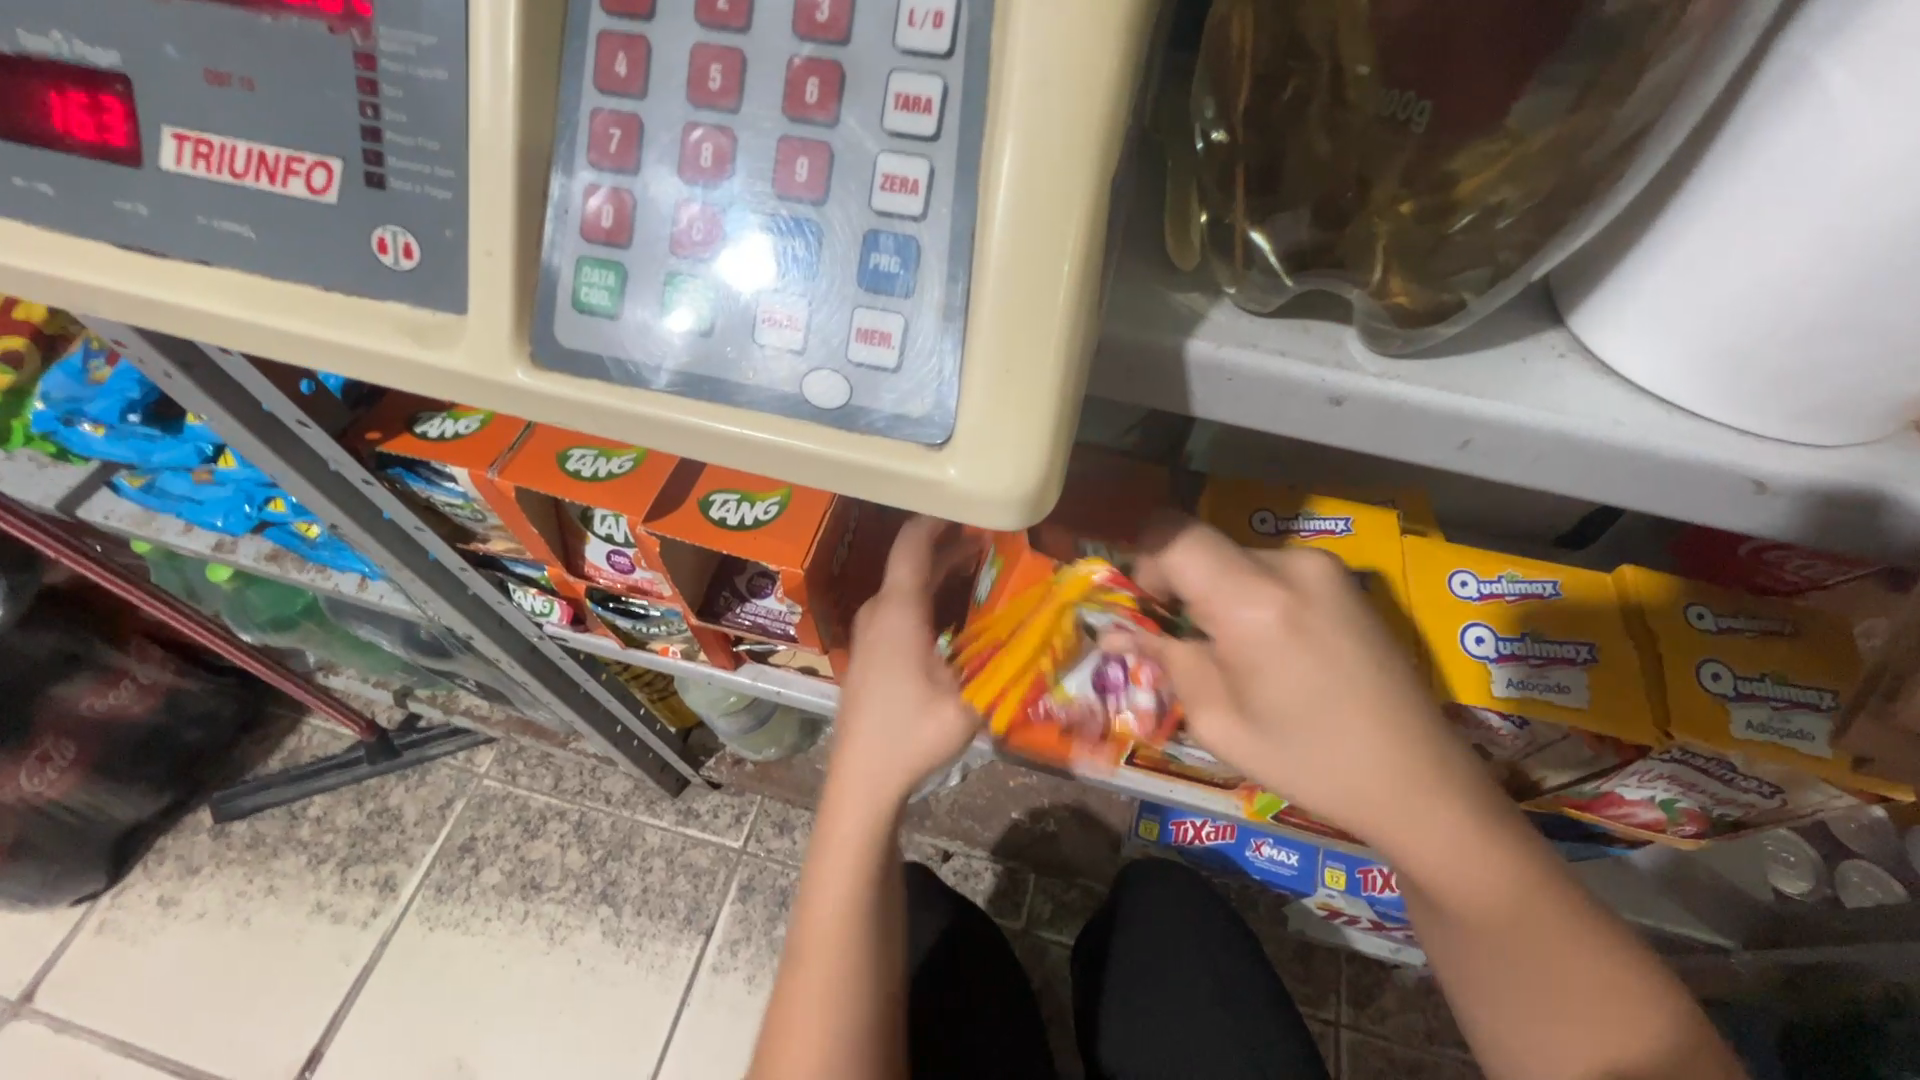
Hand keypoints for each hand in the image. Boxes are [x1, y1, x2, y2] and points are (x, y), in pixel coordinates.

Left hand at [828, 517, 982, 809]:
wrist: (862, 779)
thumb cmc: (912, 736)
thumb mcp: (969, 703)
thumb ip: (1007, 664)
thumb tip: (1047, 638)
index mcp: (898, 610)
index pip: (913, 542)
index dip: (941, 519)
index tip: (975, 508)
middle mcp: (879, 611)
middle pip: (912, 561)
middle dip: (951, 546)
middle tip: (995, 539)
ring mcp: (870, 632)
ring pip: (905, 586)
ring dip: (940, 572)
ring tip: (983, 567)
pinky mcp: (870, 651)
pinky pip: (900, 607)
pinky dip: (928, 596)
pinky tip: (957, 611)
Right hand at [1122, 516, 1497, 843]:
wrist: (1418, 780)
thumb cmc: (1309, 762)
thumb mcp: (1219, 722)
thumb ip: (1166, 663)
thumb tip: (1117, 632)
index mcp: (1253, 602)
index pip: (1171, 534)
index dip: (1143, 562)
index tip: (1147, 610)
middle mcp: (1290, 566)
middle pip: (1203, 547)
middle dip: (1179, 587)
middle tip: (1185, 646)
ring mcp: (1324, 568)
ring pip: (1235, 559)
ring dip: (1217, 595)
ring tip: (1237, 658)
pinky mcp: (1344, 579)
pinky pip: (1271, 571)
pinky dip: (1251, 598)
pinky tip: (1274, 652)